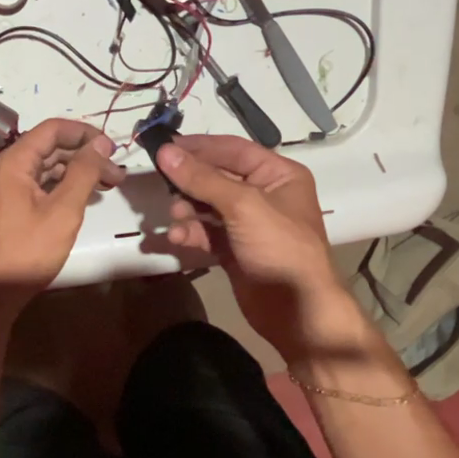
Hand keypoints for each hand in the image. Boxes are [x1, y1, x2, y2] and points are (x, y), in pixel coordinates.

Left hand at [0, 118, 124, 315]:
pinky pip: (43, 185)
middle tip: (117, 174)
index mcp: (15, 162)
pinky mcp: (14, 206)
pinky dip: (66, 186)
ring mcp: (10, 188)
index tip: (114, 150)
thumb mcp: (63, 210)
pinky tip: (87, 197)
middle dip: (86, 155)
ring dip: (79, 171)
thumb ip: (84, 173)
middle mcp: (9, 168)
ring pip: (49, 167)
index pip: (54, 128)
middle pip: (52, 146)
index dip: (86, 134)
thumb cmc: (28, 250)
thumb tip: (101, 144)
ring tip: (109, 185)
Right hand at [155, 136, 358, 364]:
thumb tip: (165, 153)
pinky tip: (177, 239)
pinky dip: (191, 233)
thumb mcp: (243, 206)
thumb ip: (202, 179)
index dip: (199, 148)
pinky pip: (206, 232)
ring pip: (207, 207)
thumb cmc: (280, 248)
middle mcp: (264, 194)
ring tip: (175, 219)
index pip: (232, 150)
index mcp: (278, 175)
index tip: (164, 148)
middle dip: (189, 184)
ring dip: (187, 211)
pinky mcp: (234, 249)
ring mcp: (247, 224)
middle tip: (163, 185)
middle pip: (216, 178)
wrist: (295, 309)